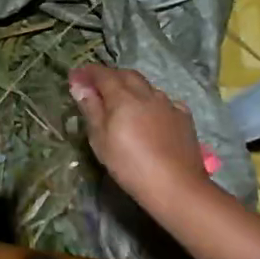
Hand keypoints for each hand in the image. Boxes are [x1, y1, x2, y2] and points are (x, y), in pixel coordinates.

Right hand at [68, 65, 211, 203]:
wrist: (176, 185)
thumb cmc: (130, 165)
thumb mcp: (101, 140)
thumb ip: (91, 109)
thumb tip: (80, 86)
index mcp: (124, 97)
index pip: (103, 74)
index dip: (88, 73)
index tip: (76, 76)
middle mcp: (147, 93)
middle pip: (127, 75)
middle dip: (110, 76)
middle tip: (97, 87)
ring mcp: (168, 104)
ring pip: (147, 87)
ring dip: (132, 88)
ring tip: (123, 102)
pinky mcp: (184, 117)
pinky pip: (164, 101)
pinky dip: (152, 103)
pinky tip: (151, 115)